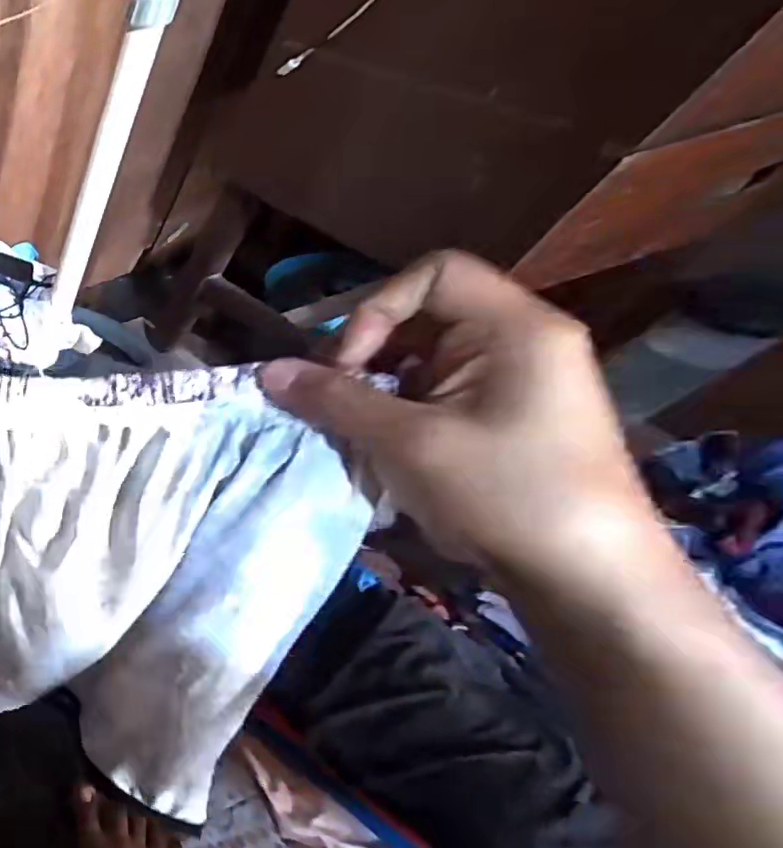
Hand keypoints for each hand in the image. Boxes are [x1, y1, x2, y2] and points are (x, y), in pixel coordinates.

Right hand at [259, 251, 661, 580]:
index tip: (348, 365)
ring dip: (362, 387)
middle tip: (327, 399)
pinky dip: (380, 410)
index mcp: (514, 330)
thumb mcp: (407, 441)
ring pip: (407, 358)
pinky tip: (363, 442)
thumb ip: (334, 399)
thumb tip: (267, 372)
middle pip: (414, 316)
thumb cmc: (503, 492)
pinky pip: (417, 392)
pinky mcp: (484, 415)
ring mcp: (499, 381)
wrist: (579, 573)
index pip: (433, 274)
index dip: (376, 309)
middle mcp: (511, 343)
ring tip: (338, 424)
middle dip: (358, 353)